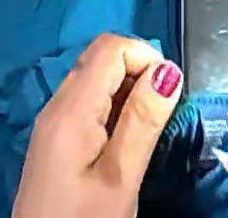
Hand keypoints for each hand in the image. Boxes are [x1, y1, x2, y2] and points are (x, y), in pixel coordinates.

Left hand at [12, 33, 183, 217]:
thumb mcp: (120, 179)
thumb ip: (142, 122)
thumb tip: (167, 70)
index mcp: (70, 106)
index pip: (109, 47)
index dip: (145, 56)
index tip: (173, 93)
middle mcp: (57, 101)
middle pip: (100, 57)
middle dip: (139, 69)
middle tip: (167, 111)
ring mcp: (54, 119)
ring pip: (95, 77)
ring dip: (129, 88)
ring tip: (153, 126)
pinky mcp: (56, 138)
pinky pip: (88, 100)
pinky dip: (114, 105)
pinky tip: (130, 137)